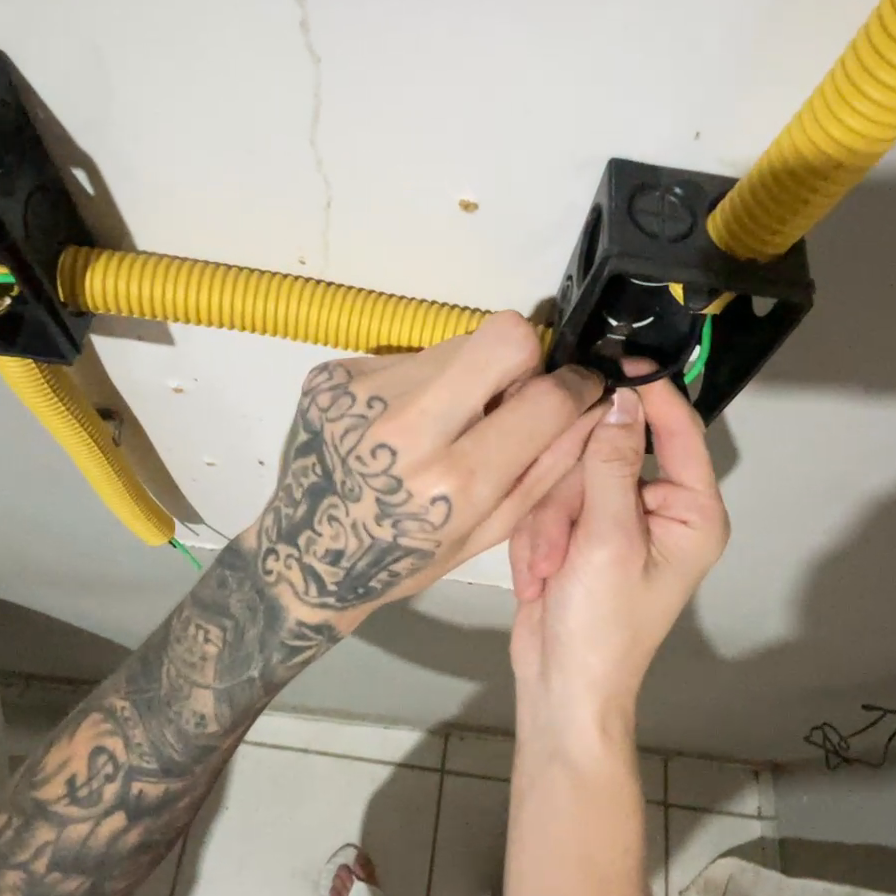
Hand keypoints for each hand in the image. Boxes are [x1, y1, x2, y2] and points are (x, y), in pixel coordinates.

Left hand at [250, 312, 604, 630]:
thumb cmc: (401, 561)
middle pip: (505, 335)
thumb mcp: (486, 534)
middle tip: (506, 394)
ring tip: (443, 420)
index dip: (575, 387)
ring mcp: (363, 394)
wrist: (301, 557)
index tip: (575, 387)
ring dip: (466, 375)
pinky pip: (408, 358)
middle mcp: (406, 428)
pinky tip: (398, 425)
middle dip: (523, 358)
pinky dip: (419, 385)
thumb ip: (548, 467)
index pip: (545, 399)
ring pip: (455, 342)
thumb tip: (594, 406)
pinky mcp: (332, 375)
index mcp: (453, 483)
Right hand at [508, 370, 728, 714]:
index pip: (679, 432)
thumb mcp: (608, 541)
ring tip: (547, 571)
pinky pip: (549, 506)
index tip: (617, 358)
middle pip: (607, 454)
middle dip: (571, 500)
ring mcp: (613, 522)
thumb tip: (621, 400)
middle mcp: (658, 509)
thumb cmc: (600, 623)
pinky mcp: (578, 535)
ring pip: (569, 479)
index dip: (651, 394)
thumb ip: (612, 464)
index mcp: (690, 512)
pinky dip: (537, 539)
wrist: (559, 687)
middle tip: (560, 542)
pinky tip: (539, 576)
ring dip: (549, 526)